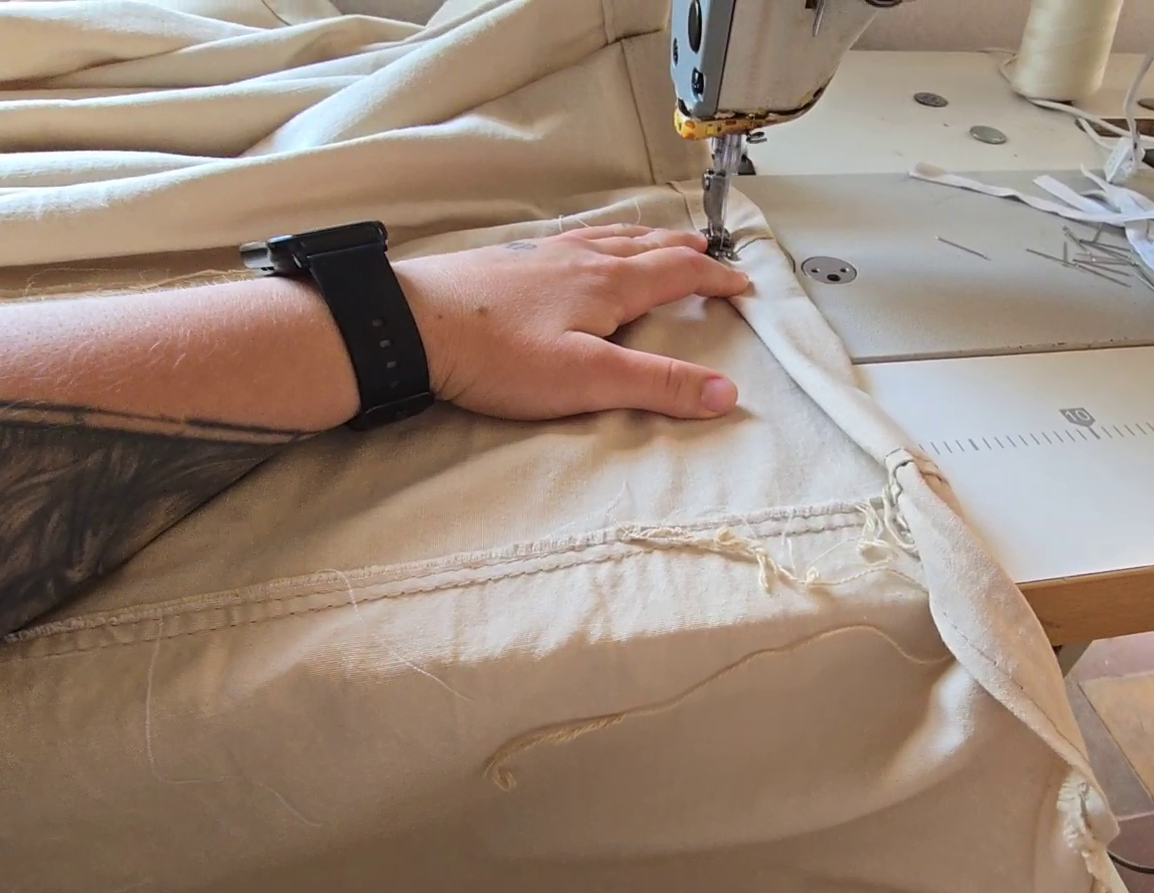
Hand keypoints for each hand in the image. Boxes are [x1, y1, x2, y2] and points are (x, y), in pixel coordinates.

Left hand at [393, 224, 749, 420]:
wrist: (411, 325)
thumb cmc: (502, 356)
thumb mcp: (590, 379)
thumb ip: (658, 385)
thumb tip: (726, 395)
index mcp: (607, 285)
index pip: (677, 273)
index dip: (713, 277)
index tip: (741, 283)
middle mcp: (580, 259)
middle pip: (645, 246)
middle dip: (682, 249)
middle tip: (707, 249)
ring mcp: (541, 256)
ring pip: (607, 237)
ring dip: (642, 238)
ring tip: (657, 239)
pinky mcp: (508, 262)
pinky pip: (570, 239)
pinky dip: (597, 238)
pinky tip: (582, 247)